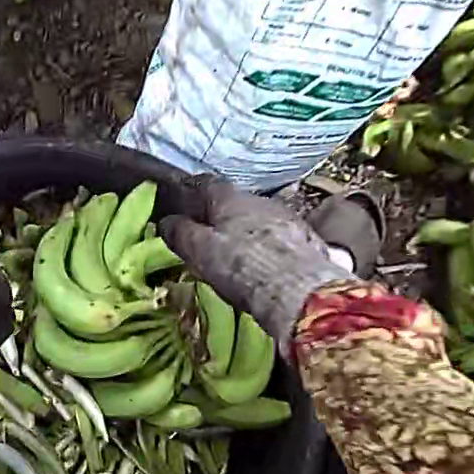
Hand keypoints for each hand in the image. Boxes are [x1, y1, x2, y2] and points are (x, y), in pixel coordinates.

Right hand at [159, 175, 352, 349]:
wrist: (298, 290)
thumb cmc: (240, 266)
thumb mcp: (200, 251)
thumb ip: (181, 234)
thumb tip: (167, 222)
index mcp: (231, 200)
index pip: (207, 183)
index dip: (193, 188)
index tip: (183, 193)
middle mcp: (261, 201)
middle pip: (236, 202)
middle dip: (222, 213)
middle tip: (208, 230)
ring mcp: (288, 219)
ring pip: (259, 219)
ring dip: (247, 230)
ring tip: (236, 250)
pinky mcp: (307, 241)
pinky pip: (279, 237)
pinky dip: (267, 246)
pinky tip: (264, 263)